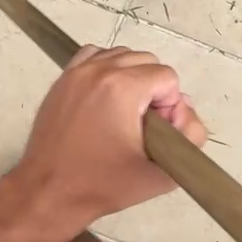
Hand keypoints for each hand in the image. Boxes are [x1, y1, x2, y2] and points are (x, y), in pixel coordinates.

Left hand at [2, 45, 206, 241]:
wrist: (51, 187)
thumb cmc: (104, 183)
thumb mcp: (163, 171)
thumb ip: (190, 136)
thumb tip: (183, 108)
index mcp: (120, 87)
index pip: (167, 76)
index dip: (171, 104)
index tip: (158, 130)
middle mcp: (96, 70)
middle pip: (144, 60)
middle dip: (155, 89)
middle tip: (146, 124)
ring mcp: (75, 71)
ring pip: (119, 55)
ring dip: (132, 77)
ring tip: (128, 113)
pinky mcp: (62, 79)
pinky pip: (93, 56)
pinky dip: (106, 69)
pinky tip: (108, 99)